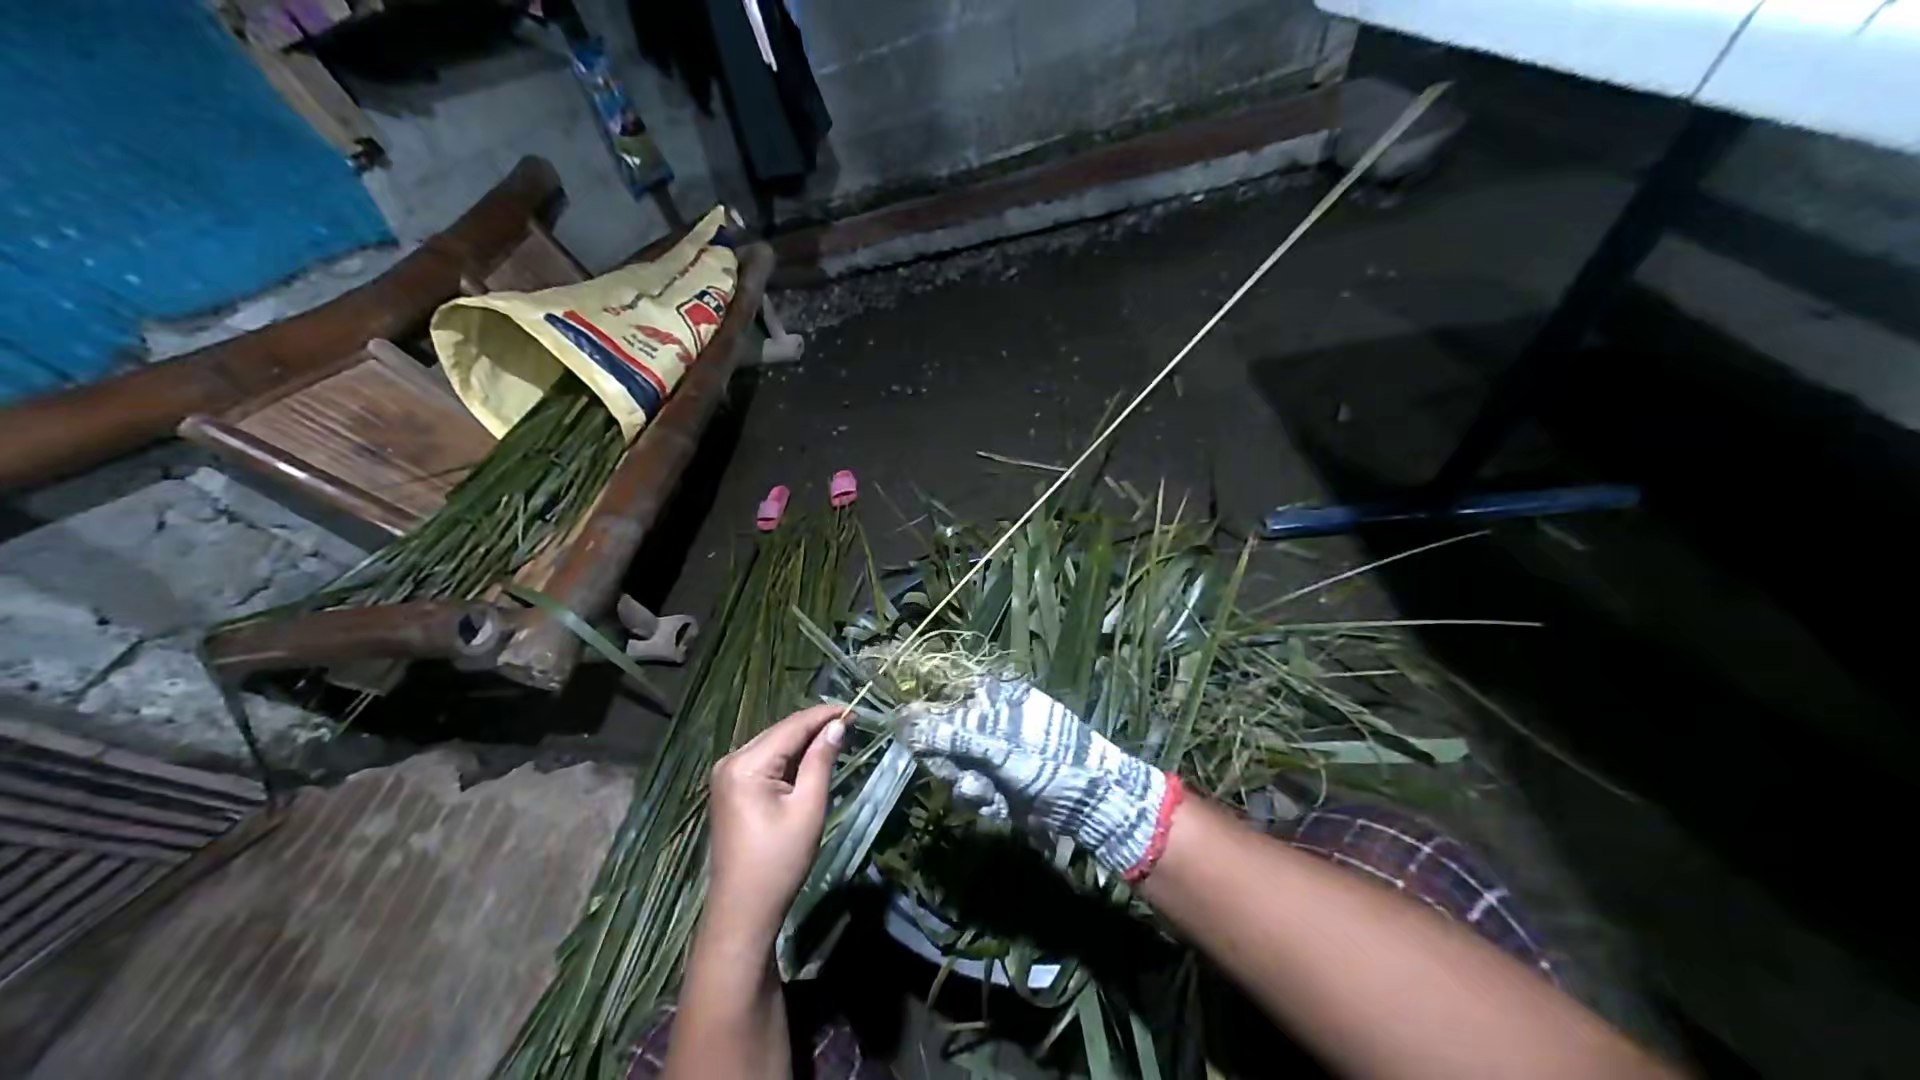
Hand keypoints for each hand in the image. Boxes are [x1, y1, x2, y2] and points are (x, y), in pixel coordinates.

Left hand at [705, 703, 846, 940]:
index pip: (791, 727)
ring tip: (836, 734)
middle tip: (849, 721)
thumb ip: (821, 761)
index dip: (823, 715)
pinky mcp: (730, 788)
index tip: (854, 710)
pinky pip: (764, 761)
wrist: (743, 910)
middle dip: (814, 726)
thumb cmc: (779, 861)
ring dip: (802, 740)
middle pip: (779, 733)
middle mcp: (730, 761)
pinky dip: (788, 757)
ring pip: (772, 745)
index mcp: (746, 764)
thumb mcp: (808, 808)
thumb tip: (837, 726)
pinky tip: (810, 756)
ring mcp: (726, 775)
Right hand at [899, 678, 1180, 880]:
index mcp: (997, 698)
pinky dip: (984, 802)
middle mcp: (994, 722)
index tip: (917, 736)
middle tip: (966, 776)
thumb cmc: (1050, 760)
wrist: (1093, 803)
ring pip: (956, 768)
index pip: (947, 697)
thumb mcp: (997, 746)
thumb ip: (951, 735)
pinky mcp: (1001, 784)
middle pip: (946, 737)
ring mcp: (997, 754)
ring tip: (990, 795)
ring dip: (969, 786)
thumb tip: (904, 720)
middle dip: (951, 762)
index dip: (929, 718)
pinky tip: (1000, 807)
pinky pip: (974, 790)